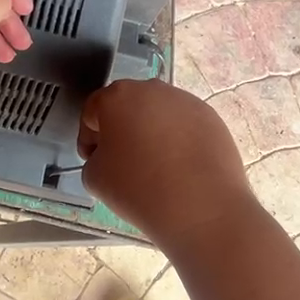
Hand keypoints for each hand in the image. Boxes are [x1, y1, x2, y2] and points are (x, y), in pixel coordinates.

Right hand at [78, 80, 252, 241]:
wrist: (204, 211)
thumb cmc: (141, 191)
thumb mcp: (95, 179)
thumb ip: (93, 158)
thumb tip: (109, 157)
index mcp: (115, 96)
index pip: (93, 113)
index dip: (90, 140)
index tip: (97, 163)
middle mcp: (149, 88)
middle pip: (126, 108)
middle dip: (122, 132)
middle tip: (126, 166)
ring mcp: (183, 99)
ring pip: (157, 114)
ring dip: (152, 134)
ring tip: (159, 169)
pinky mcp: (209, 116)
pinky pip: (184, 124)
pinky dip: (179, 141)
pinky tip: (183, 169)